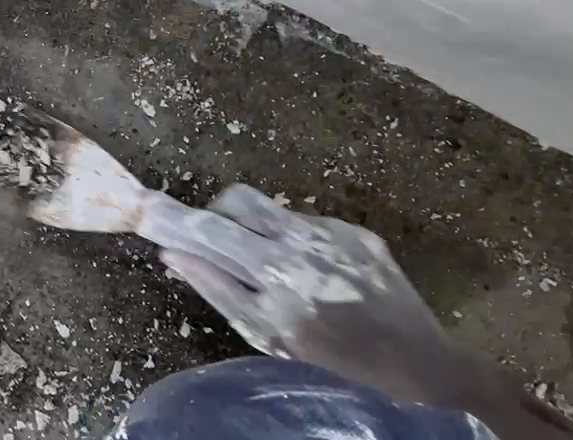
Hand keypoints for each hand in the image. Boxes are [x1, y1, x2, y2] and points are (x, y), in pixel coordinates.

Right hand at [158, 185, 473, 406]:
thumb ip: (216, 289)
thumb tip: (171, 255)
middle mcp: (301, 240)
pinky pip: (306, 222)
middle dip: (216, 215)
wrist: (425, 372)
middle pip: (235, 199)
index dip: (173, 215)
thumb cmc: (332, 360)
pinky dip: (294, 238)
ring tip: (268, 260)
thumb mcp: (265, 334)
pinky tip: (311, 270)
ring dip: (255, 225)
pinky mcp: (358, 233)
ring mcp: (334, 232)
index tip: (146, 205)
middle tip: (217, 242)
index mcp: (275, 269)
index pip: (208, 227)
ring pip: (270, 207)